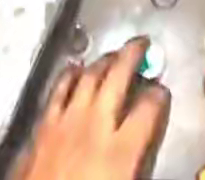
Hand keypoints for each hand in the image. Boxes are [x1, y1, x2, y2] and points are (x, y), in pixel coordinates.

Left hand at [15, 37, 169, 179]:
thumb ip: (135, 161)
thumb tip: (142, 145)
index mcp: (121, 151)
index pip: (149, 109)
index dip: (159, 95)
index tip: (162, 89)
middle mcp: (96, 126)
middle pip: (118, 76)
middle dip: (133, 55)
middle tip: (142, 43)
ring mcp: (67, 122)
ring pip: (90, 75)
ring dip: (104, 60)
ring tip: (114, 53)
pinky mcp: (43, 127)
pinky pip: (59, 89)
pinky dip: (70, 74)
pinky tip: (76, 68)